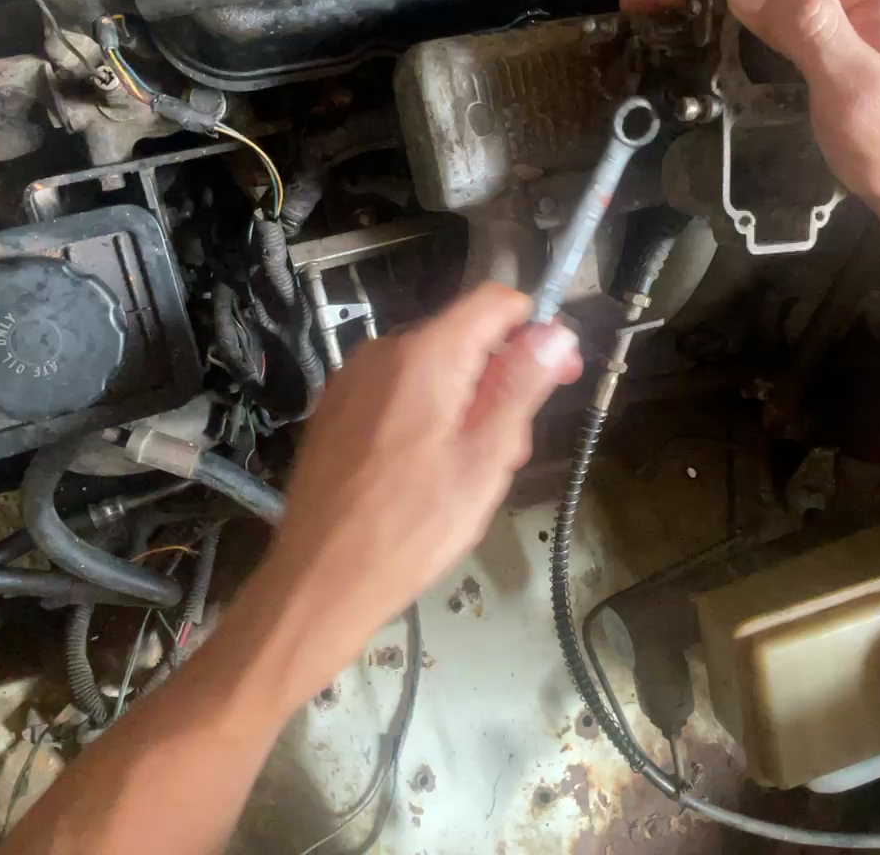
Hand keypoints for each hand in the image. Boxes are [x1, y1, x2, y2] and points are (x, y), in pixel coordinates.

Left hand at [266, 283, 580, 673]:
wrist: (320, 577)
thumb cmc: (411, 526)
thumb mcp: (483, 458)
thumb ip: (521, 387)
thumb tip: (555, 334)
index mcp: (424, 354)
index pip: (494, 302)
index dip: (535, 327)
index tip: (558, 370)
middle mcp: (382, 352)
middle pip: (463, 337)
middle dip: (500, 378)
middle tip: (513, 445)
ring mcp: (353, 378)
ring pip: (432, 367)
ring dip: (466, 401)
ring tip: (470, 469)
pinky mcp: (336, 407)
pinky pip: (398, 390)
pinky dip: (427, 412)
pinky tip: (429, 469)